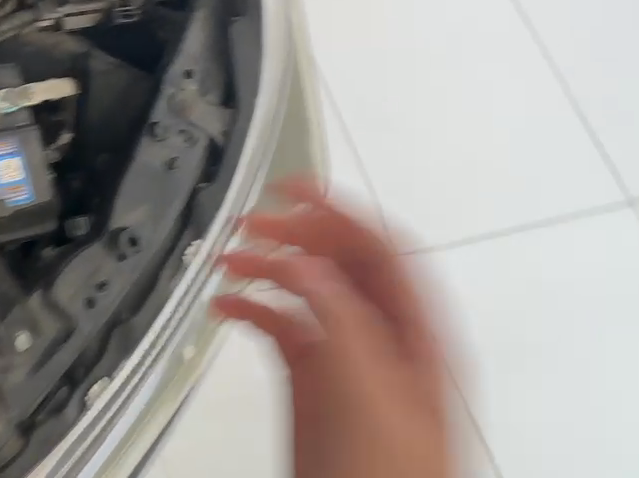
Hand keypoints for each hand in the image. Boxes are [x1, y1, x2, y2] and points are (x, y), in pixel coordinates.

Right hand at [210, 179, 451, 477]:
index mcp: (415, 331)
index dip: (340, 212)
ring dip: (264, 266)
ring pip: (304, 288)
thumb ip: (338, 316)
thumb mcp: (366, 386)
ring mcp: (345, 354)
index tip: (292, 188)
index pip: (382, 249)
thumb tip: (303, 259)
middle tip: (247, 222)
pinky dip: (250, 307)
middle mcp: (380, 333)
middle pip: (338, 261)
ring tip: (225, 259)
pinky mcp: (312, 373)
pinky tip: (223, 305)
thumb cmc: (383, 469)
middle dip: (293, 234)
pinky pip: (279, 323)